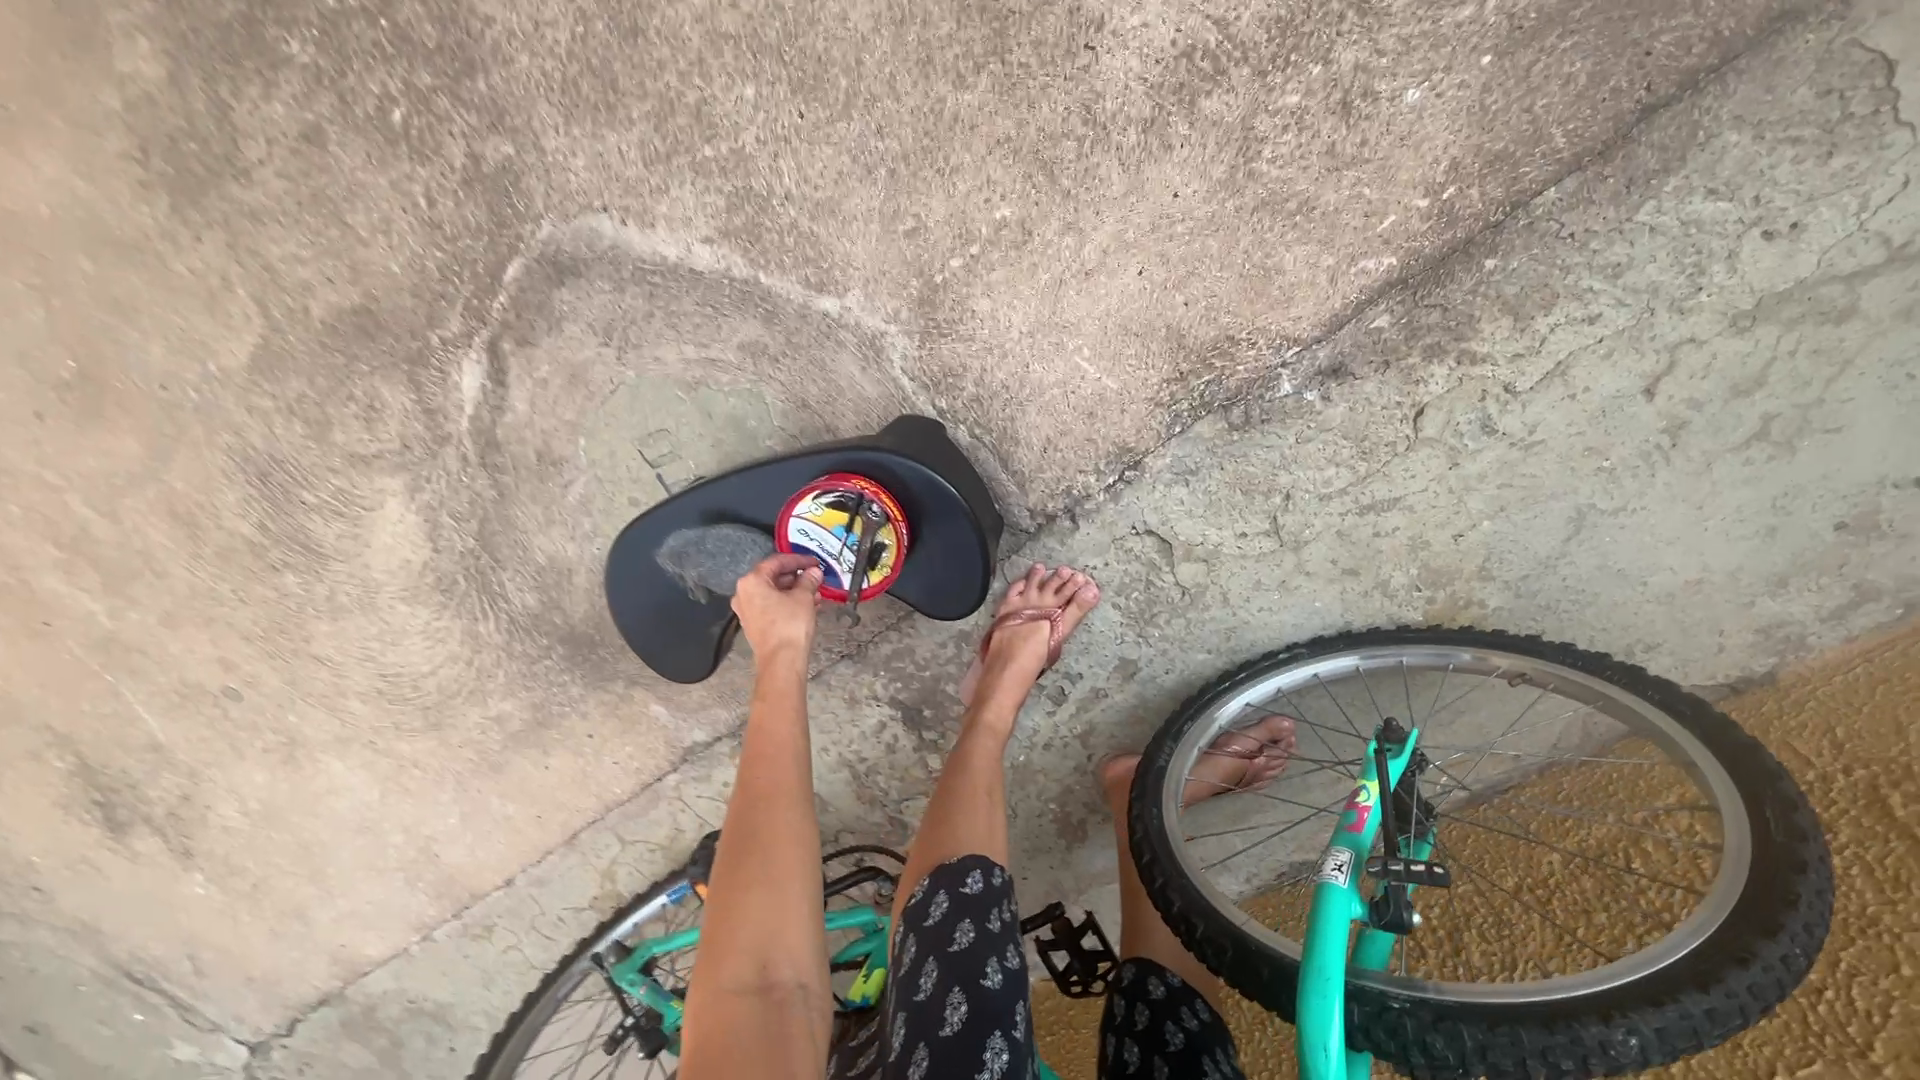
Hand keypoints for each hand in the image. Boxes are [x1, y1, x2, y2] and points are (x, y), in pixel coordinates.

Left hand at [732, 553, 823, 661]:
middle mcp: (744, 594)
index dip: (798, 560)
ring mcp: (747, 611)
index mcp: (752, 581)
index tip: (814, 562)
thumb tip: (814, 573)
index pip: (776, 561)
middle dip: (796, 577)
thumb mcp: (804, 597)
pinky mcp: (754, 625)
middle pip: (772, 577)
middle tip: (814, 577)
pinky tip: (806, 606)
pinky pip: (771, 606)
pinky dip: (787, 603)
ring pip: (773, 593)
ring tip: (815, 593)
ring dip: (794, 591)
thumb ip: (809, 580)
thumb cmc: (789, 626)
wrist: (781, 661)